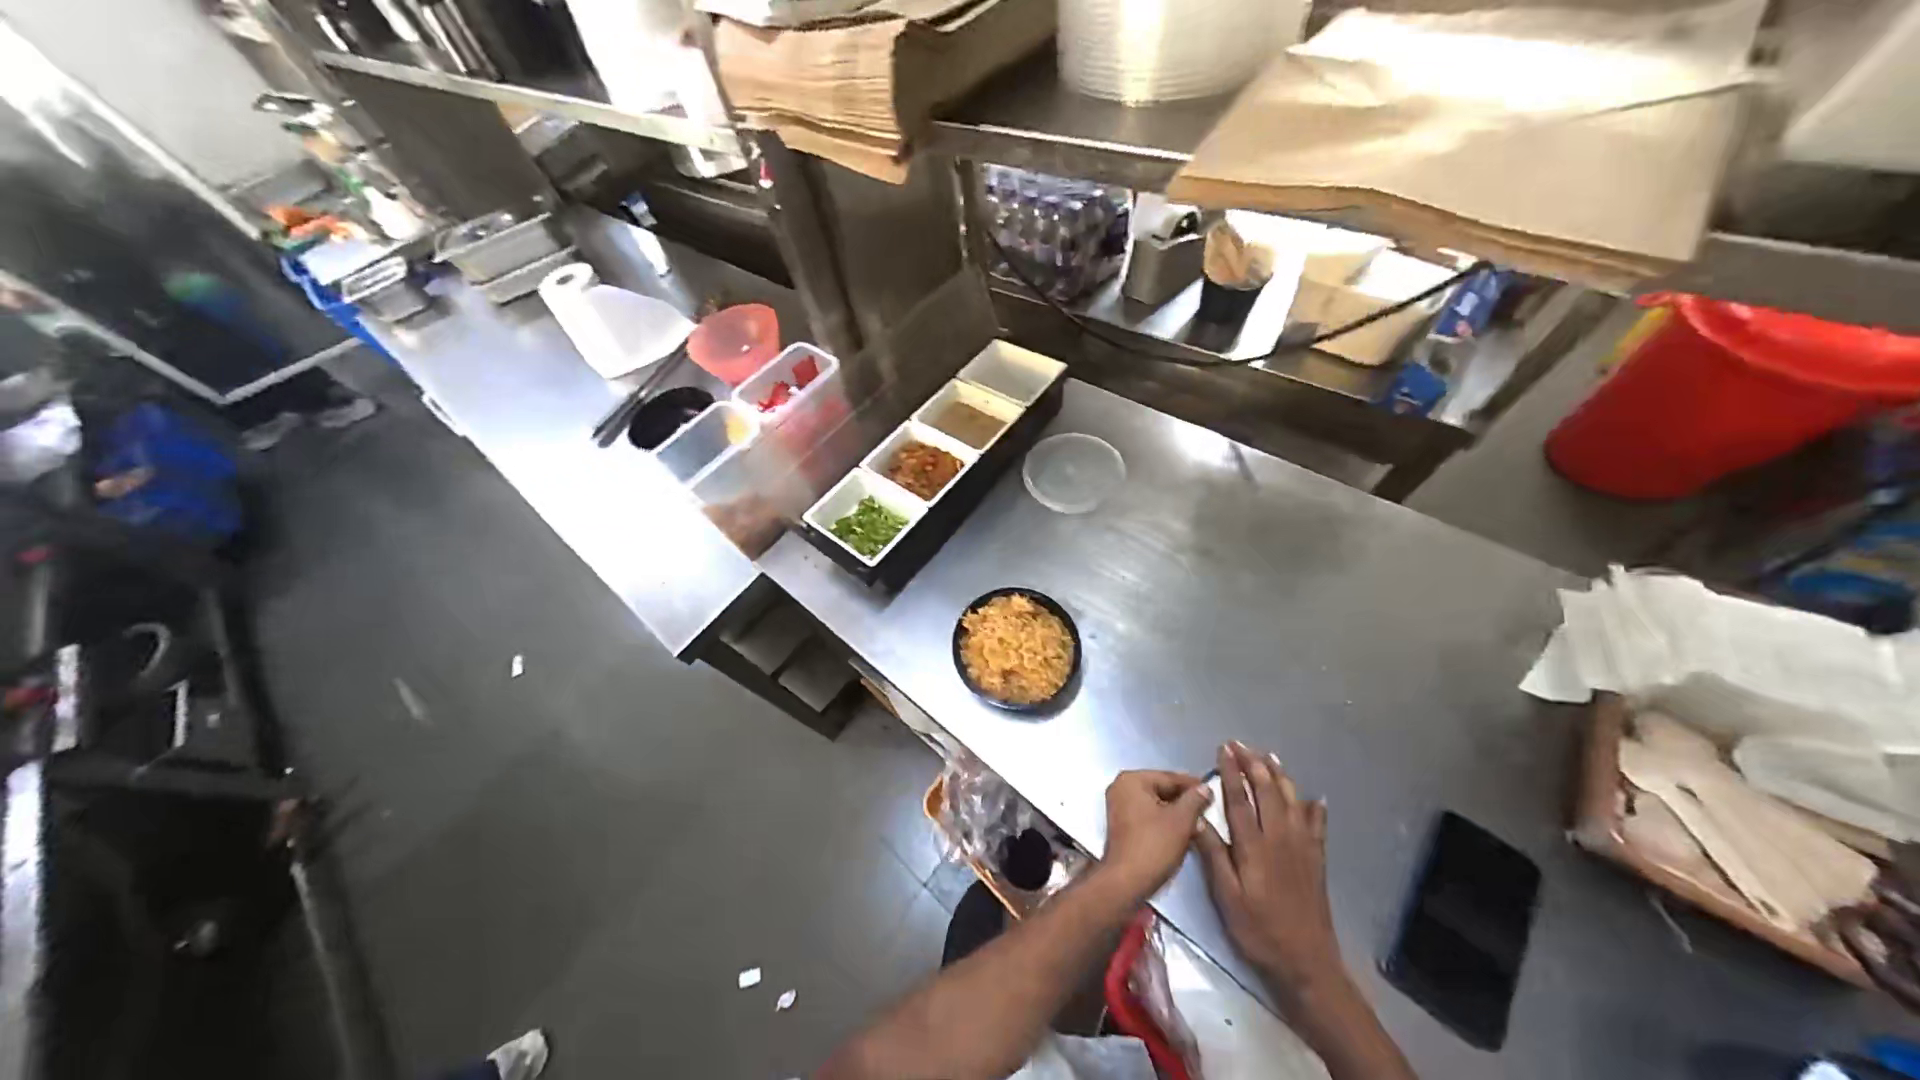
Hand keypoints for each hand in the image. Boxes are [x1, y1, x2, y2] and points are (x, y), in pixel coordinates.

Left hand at [1100, 770, 1211, 902]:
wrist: (1127, 881)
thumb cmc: (1153, 846)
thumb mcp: (1181, 820)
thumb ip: (1194, 800)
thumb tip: (1204, 788)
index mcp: (1132, 780)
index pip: (1170, 777)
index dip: (1194, 785)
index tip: (1214, 792)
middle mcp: (1121, 788)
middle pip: (1162, 789)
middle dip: (1185, 801)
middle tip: (1208, 810)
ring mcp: (1119, 807)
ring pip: (1157, 804)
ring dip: (1177, 814)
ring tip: (1199, 823)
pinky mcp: (1123, 826)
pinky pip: (1149, 816)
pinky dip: (1165, 822)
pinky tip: (1184, 833)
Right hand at [1195, 743, 1344, 991]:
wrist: (1308, 964)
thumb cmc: (1259, 930)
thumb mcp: (1226, 897)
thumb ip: (1213, 854)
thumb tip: (1197, 817)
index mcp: (1254, 846)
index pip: (1239, 799)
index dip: (1230, 771)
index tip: (1223, 749)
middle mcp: (1280, 839)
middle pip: (1267, 792)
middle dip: (1253, 764)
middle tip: (1241, 744)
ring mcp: (1303, 848)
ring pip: (1292, 801)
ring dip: (1280, 776)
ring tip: (1270, 757)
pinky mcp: (1317, 861)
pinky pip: (1317, 826)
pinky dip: (1314, 809)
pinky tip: (1315, 799)